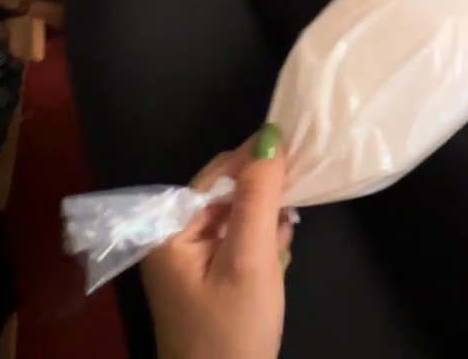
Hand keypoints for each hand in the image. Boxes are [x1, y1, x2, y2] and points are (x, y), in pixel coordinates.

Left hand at [142, 123, 291, 358]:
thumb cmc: (232, 333)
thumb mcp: (250, 259)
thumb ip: (259, 195)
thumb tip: (269, 133)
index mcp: (169, 231)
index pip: (217, 173)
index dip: (255, 160)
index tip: (297, 150)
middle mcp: (174, 239)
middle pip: (225, 192)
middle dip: (263, 191)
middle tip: (298, 194)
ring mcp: (192, 261)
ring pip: (236, 214)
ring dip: (266, 214)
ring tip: (289, 227)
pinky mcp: (210, 279)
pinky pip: (238, 239)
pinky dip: (262, 237)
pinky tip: (281, 246)